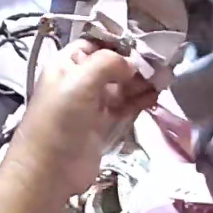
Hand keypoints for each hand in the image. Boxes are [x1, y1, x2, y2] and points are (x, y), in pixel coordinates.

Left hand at [6, 39, 156, 202]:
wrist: (49, 169)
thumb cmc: (60, 119)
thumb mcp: (80, 80)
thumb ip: (108, 63)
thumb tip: (132, 63)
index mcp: (67, 64)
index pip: (96, 44)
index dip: (119, 43)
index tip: (144, 44)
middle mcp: (79, 80)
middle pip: (113, 65)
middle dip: (136, 64)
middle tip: (160, 64)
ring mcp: (92, 104)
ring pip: (122, 86)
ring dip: (142, 82)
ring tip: (164, 79)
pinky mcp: (103, 124)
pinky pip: (126, 106)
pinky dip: (140, 100)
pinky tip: (156, 96)